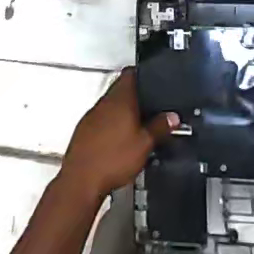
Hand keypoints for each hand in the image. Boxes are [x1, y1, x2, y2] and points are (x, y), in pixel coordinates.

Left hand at [57, 70, 177, 201]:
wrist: (82, 179)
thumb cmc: (112, 160)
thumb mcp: (145, 145)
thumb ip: (160, 128)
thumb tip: (172, 117)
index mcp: (120, 100)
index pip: (130, 74)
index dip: (142, 73)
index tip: (151, 76)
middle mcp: (104, 103)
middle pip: (120, 88)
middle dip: (135, 96)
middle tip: (150, 104)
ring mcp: (92, 115)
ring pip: (110, 104)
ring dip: (123, 110)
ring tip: (138, 124)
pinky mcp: (85, 129)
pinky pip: (101, 118)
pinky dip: (112, 123)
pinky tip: (119, 138)